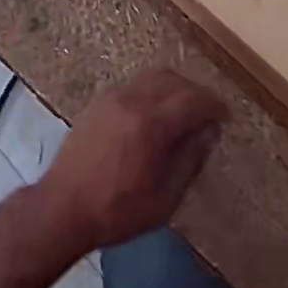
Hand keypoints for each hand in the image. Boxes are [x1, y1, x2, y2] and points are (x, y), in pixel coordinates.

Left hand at [33, 70, 228, 250]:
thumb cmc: (117, 211)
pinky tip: (156, 111)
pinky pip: (135, 84)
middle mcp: (133, 100)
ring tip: (184, 108)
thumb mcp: (164, 199)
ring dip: (175, 86)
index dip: (214, 105)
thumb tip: (207, 133)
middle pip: (174, 80)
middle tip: (208, 111)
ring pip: (153, 77)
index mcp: (152, 125)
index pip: (193, 101)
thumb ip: (189, 161)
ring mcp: (113, 97)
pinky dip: (153, 89)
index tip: (225, 115)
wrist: (62, 208)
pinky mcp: (99, 101)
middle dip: (196, 92)